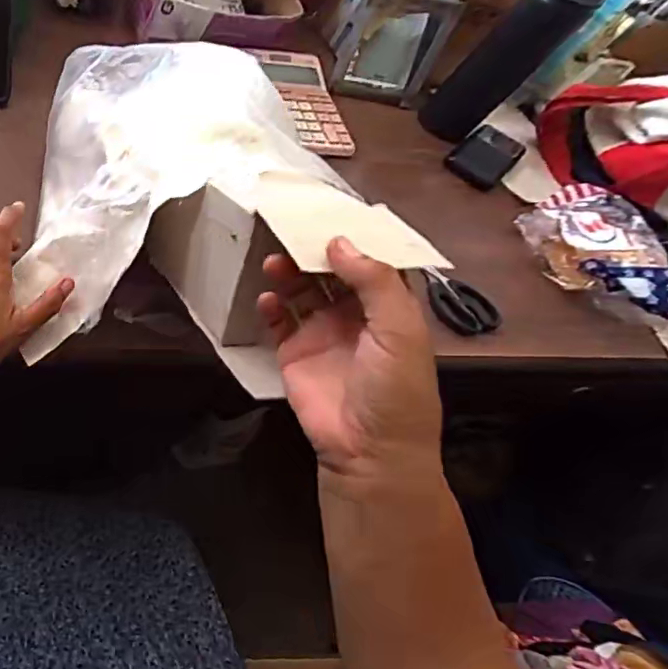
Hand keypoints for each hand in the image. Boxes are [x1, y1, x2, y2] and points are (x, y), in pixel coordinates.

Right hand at [257, 237, 442, 484]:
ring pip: (301, 294)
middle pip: (330, 277)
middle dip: (313, 256)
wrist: (367, 446)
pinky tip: (267, 299)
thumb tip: (339, 244)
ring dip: (289, 276)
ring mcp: (321, 335)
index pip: (369, 268)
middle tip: (292, 235)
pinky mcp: (292, 353)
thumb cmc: (397, 390)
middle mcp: (354, 318)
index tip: (330, 221)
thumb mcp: (400, 332)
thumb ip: (374, 284)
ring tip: (274, 262)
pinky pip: (278, 322)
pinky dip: (270, 308)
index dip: (352, 245)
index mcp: (389, 311)